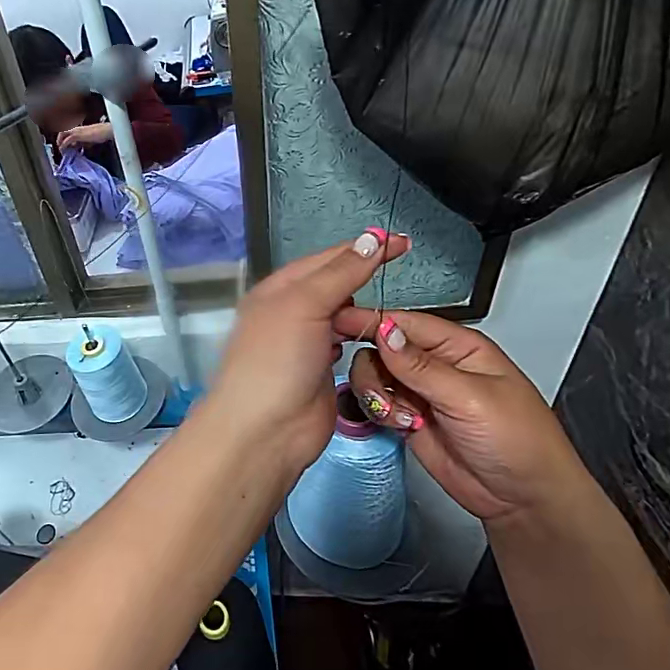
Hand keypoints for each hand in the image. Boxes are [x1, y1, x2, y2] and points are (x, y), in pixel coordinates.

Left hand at [57, 122, 113, 149]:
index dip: (64, 140)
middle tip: (61, 148)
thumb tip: (77, 148)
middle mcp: (75, 129)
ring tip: (61, 149)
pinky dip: (64, 145)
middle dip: (59, 140)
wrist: (105, 131)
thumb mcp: (89, 140)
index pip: (67, 133)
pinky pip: (67, 140)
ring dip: (60, 141)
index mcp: (78, 129)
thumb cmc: (100, 134)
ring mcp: (76, 131)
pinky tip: (64, 149)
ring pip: (62, 134)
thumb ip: (82, 143)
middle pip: (62, 132)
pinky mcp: (77, 135)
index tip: (65, 147)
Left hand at [202, 229, 409, 475]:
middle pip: (335, 284)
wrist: (266, 431)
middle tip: (402, 273)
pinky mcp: (321, 369)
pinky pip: (346, 343)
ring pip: (342, 314)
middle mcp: (291, 311)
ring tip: (391, 306)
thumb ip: (341, 272)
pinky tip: (375, 335)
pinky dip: (360, 336)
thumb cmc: (278, 359)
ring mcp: (306, 342)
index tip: (403, 243)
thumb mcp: (306, 304)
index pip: (328, 258)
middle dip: (364, 276)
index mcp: (280, 288)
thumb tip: (373, 238)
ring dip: (363, 309)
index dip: (364, 248)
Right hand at [332, 309, 590, 526]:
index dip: (371, 320)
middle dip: (373, 369)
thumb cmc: (521, 441)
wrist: (523, 499)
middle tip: (382, 393)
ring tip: (399, 416)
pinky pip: (379, 404)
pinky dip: (379, 413)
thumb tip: (385, 331)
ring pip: (376, 377)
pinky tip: (401, 425)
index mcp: (458, 346)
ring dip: (376, 394)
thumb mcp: (470, 398)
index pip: (406, 323)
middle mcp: (437, 365)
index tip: (339, 321)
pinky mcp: (412, 419)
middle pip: (382, 349)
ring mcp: (423, 392)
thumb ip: (421, 366)